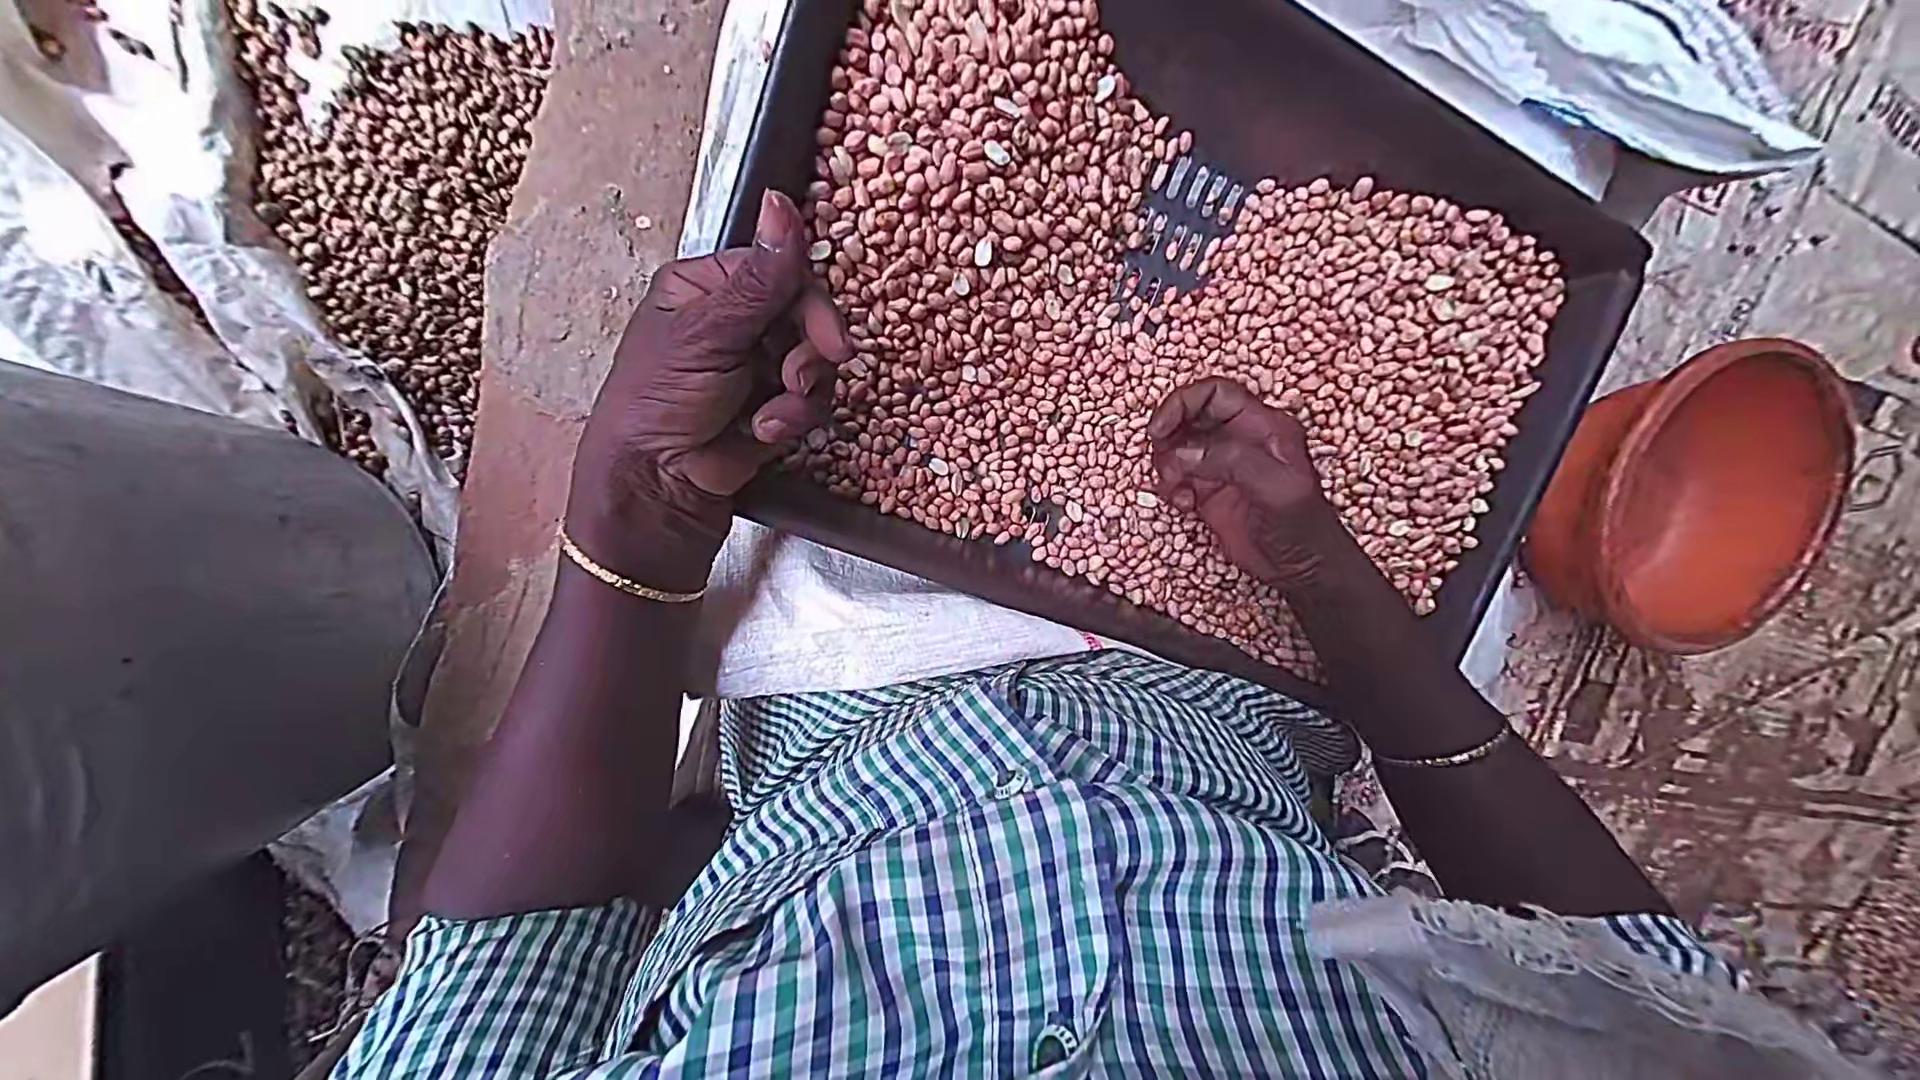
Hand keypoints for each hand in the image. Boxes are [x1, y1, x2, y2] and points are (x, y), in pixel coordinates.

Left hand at [566, 190, 852, 590]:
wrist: (658, 481)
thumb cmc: (659, 401)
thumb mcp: (708, 335)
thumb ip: (759, 281)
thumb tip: (782, 205)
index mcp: (709, 289)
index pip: (781, 275)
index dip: (811, 306)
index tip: (830, 340)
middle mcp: (737, 322)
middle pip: (806, 319)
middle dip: (808, 354)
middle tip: (799, 378)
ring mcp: (758, 365)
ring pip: (814, 362)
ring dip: (800, 392)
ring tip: (771, 412)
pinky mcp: (774, 403)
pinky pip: (810, 400)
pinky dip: (794, 418)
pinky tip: (766, 429)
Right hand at [1148, 376, 1354, 590]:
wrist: (1300, 569)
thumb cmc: (1303, 529)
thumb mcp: (1277, 489)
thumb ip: (1233, 461)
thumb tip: (1184, 452)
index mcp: (1263, 426)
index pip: (1215, 393)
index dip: (1182, 402)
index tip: (1159, 428)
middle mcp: (1239, 439)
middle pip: (1189, 415)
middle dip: (1168, 434)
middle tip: (1162, 458)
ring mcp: (1221, 465)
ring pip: (1177, 446)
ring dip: (1166, 464)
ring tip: (1175, 487)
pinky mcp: (1207, 490)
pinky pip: (1175, 476)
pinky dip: (1169, 488)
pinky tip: (1183, 504)